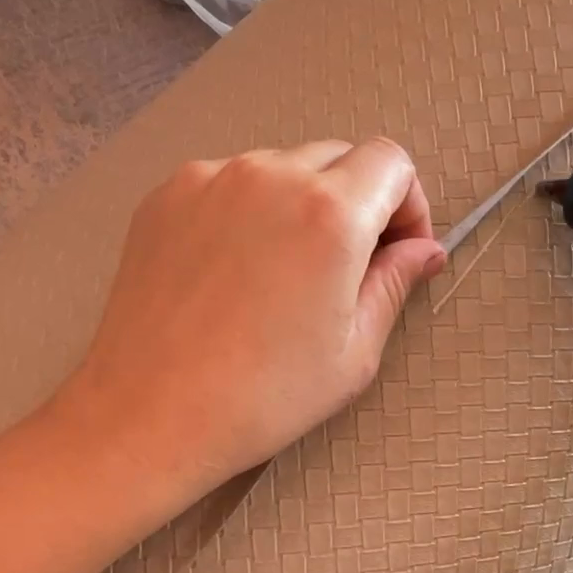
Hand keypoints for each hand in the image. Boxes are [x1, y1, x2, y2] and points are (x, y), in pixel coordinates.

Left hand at [50, 138, 446, 491]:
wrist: (151, 414)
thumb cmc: (256, 398)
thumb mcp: (352, 353)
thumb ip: (394, 285)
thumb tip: (421, 252)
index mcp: (330, 216)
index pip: (391, 162)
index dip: (408, 204)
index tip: (399, 248)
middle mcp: (270, 178)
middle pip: (339, 158)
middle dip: (359, 203)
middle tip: (350, 268)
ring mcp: (212, 181)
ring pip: (282, 168)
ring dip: (302, 206)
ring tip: (286, 278)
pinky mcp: (169, 196)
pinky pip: (230, 184)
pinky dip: (249, 213)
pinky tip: (239, 274)